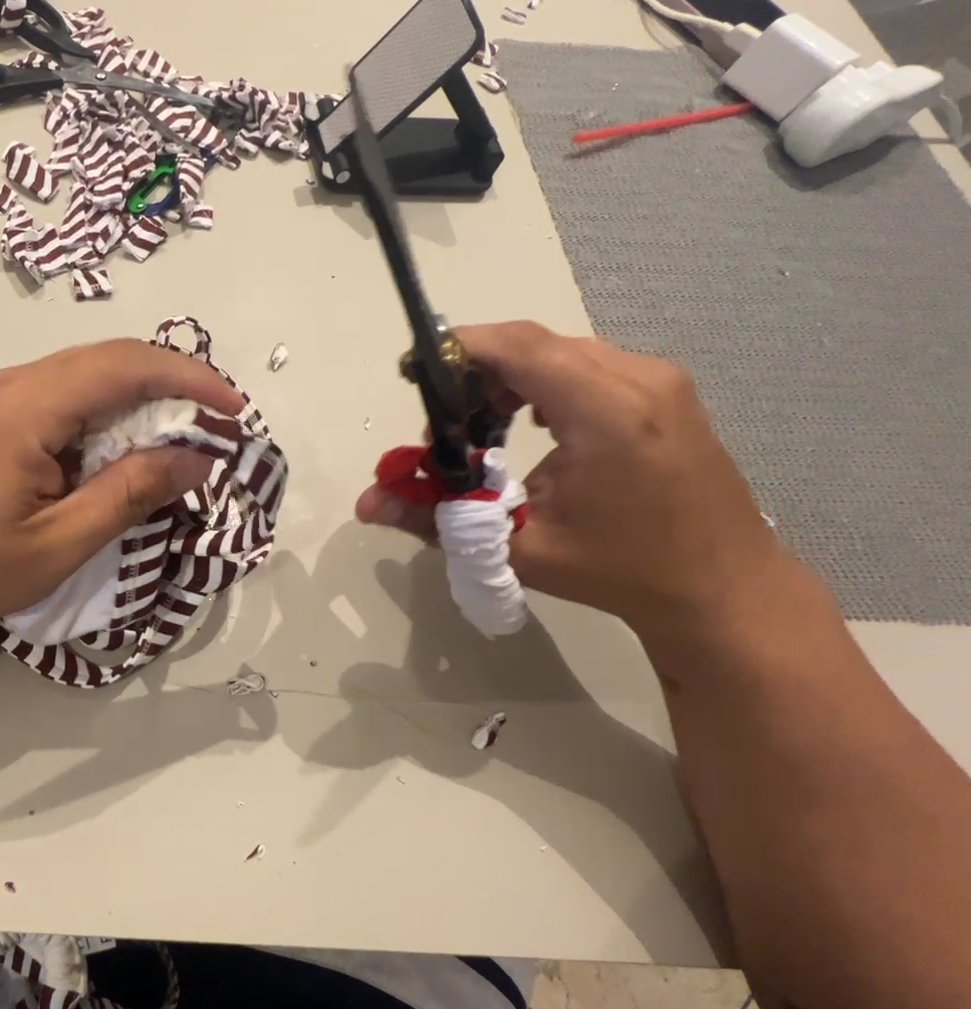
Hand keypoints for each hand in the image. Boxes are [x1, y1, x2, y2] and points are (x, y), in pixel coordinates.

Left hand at [0, 340, 243, 645]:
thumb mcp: (59, 543)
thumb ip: (130, 493)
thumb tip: (194, 457)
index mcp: (25, 407)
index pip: (124, 365)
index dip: (188, 379)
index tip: (233, 411)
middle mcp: (6, 385)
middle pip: (103, 360)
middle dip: (166, 386)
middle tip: (211, 428)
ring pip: (78, 377)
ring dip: (131, 402)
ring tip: (172, 442)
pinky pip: (52, 399)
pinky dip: (95, 417)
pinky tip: (111, 454)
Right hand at [355, 321, 790, 637]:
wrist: (721, 587)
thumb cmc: (618, 570)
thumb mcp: (516, 548)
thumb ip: (434, 518)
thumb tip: (365, 504)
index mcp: (606, 412)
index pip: (518, 347)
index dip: (458, 348)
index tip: (412, 373)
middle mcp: (638, 380)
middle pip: (534, 344)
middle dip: (476, 370)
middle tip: (444, 421)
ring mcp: (660, 381)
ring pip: (560, 351)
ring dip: (509, 377)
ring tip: (482, 426)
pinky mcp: (666, 392)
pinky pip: (589, 365)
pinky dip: (544, 382)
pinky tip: (531, 427)